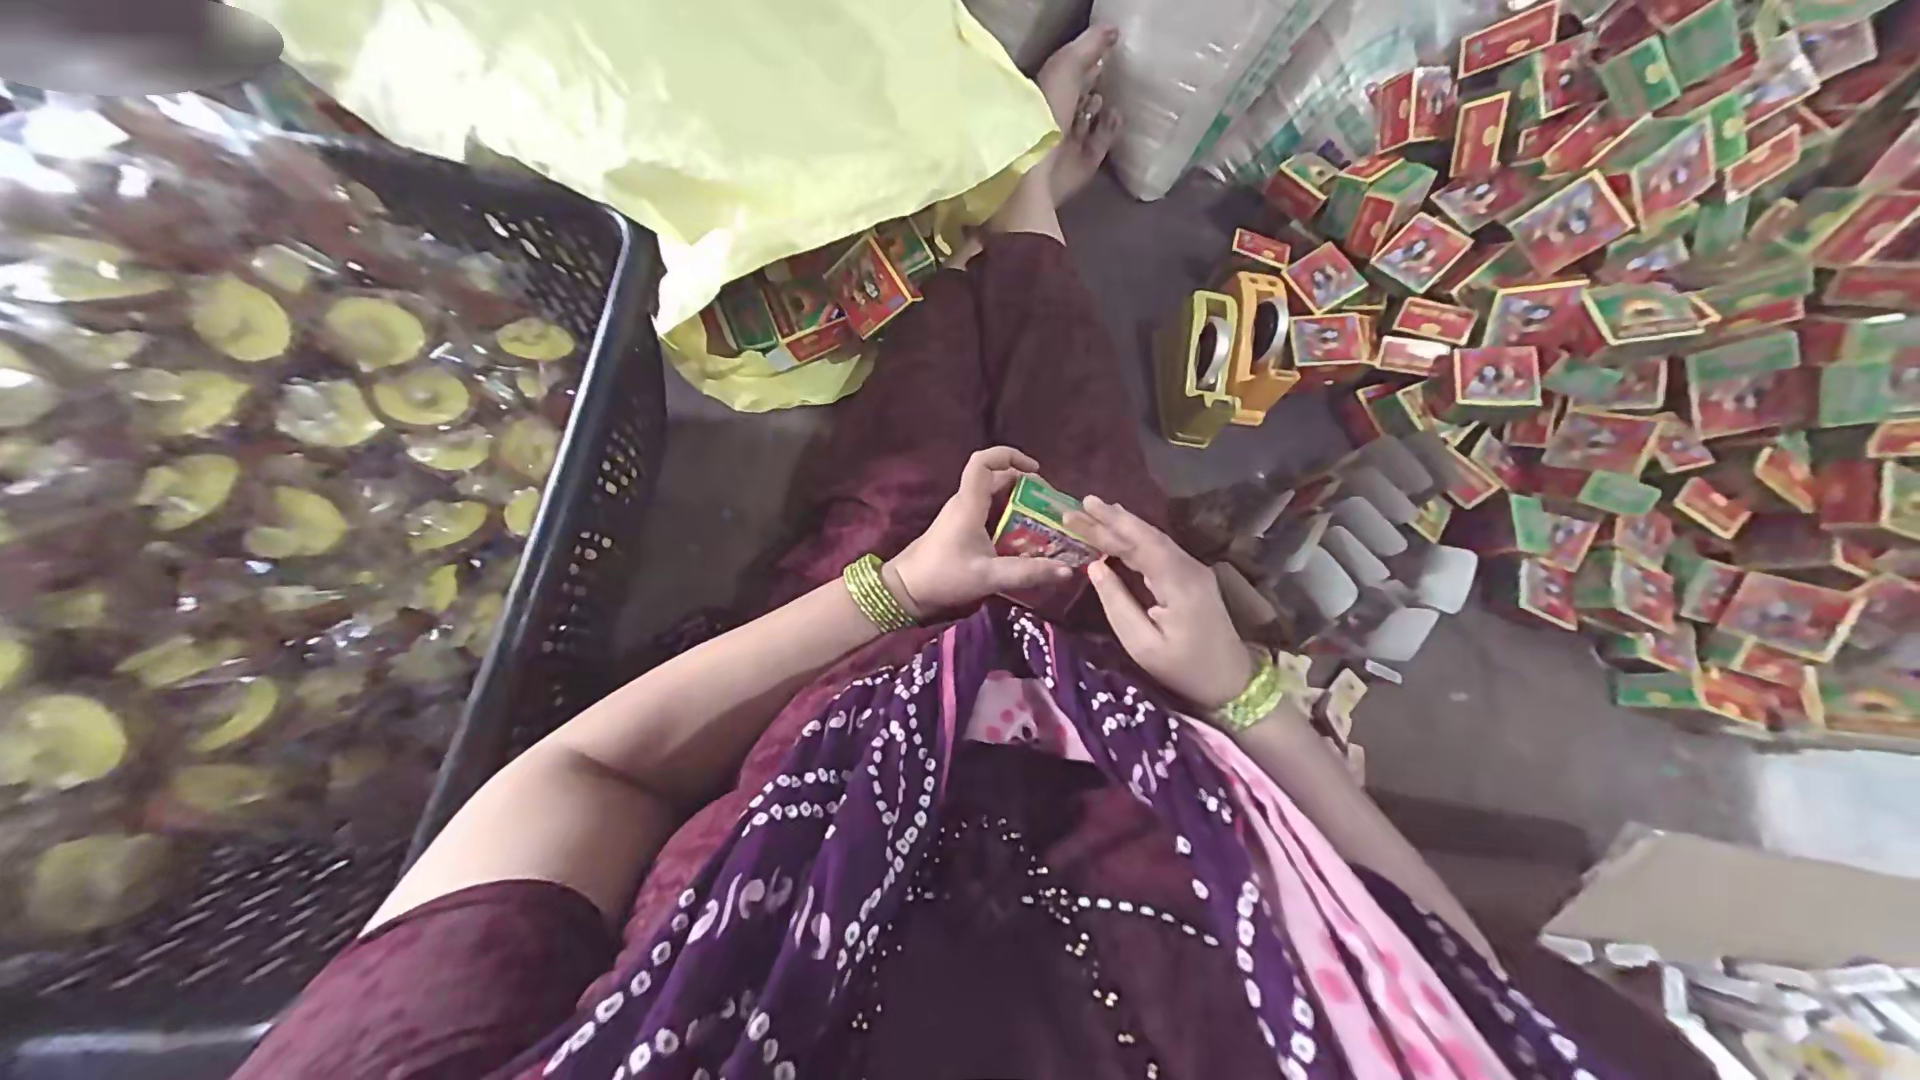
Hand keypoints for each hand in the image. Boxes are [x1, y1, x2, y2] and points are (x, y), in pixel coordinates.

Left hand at [886, 447, 1073, 616]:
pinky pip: (989, 513)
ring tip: (1043, 521)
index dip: (1009, 456)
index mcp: (969, 504)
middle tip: (1049, 505)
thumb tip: (1066, 570)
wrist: (906, 591)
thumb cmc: (943, 576)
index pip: (983, 462)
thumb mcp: (988, 576)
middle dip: (1025, 485)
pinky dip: (1008, 518)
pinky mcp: (961, 529)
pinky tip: (1024, 538)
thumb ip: (1028, 572)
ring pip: (994, 496)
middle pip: (996, 478)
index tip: (1036, 471)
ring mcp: (962, 516)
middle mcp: (965, 503)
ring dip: (1018, 503)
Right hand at [1065, 495, 1255, 709]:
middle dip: (1112, 518)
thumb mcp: (1142, 644)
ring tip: (1096, 509)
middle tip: (1081, 503)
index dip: (1104, 529)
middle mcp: (1189, 567)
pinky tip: (1122, 530)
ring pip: (1154, 538)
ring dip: (1124, 523)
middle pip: (1146, 535)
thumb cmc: (1183, 668)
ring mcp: (1194, 570)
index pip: (1136, 545)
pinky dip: (1136, 535)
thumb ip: (1116, 603)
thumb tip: (1094, 568)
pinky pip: (1160, 548)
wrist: (1231, 682)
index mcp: (1177, 583)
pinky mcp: (1192, 576)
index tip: (1074, 516)